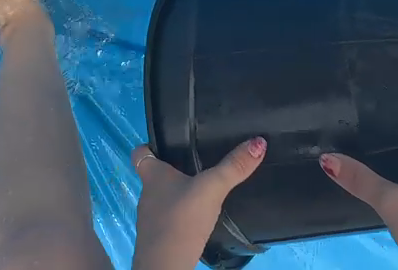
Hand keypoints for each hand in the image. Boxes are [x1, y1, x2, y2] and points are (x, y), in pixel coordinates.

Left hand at [129, 137, 264, 269]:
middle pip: (153, 176)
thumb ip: (233, 168)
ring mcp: (150, 220)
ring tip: (200, 191)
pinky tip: (198, 221)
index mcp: (152, 176)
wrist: (165, 268)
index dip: (150, 146)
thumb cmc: (181, 219)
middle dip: (171, 171)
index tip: (165, 143)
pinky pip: (169, 222)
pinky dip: (180, 219)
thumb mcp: (211, 189)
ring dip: (177, 196)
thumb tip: (258, 141)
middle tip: (194, 164)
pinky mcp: (159, 240)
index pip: (139, 152)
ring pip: (161, 200)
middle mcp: (146, 195)